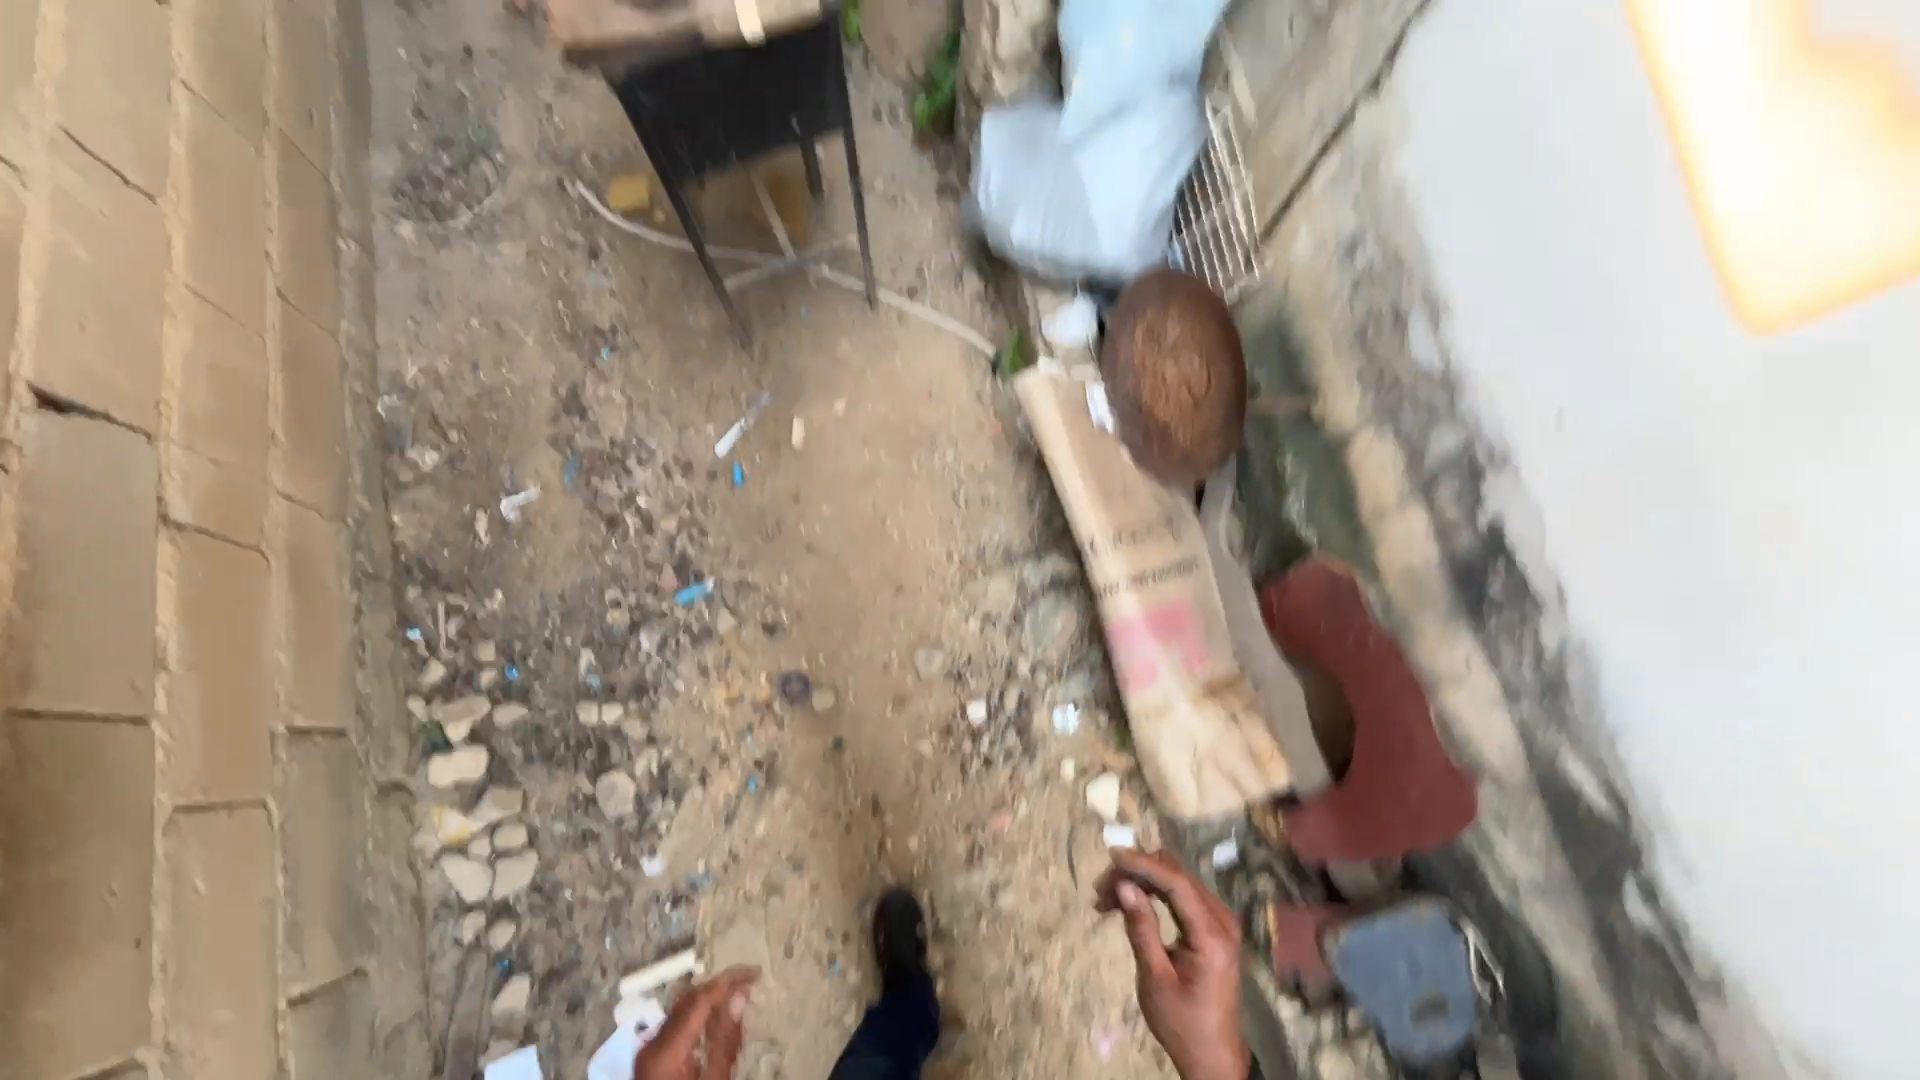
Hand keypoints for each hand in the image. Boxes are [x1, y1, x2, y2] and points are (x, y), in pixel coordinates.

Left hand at [634, 968, 759, 1079]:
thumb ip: (726, 1041)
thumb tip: (740, 997)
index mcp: (665, 1051)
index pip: (699, 1000)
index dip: (728, 981)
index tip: (755, 973)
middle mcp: (652, 1044)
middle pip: (688, 1000)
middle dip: (719, 986)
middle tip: (750, 981)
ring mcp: (648, 1052)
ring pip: (681, 1010)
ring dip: (709, 999)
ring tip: (738, 995)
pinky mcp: (651, 1060)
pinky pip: (676, 1026)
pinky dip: (698, 1016)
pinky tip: (717, 1019)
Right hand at [1094, 848, 1246, 1079]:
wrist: (1213, 1055)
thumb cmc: (1182, 1023)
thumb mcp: (1155, 978)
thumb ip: (1141, 928)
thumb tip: (1124, 884)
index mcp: (1212, 935)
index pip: (1177, 883)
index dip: (1143, 865)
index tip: (1111, 857)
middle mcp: (1222, 919)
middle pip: (1177, 875)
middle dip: (1137, 872)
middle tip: (1101, 889)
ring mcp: (1220, 921)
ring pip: (1177, 880)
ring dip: (1142, 880)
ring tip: (1106, 898)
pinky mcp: (1212, 926)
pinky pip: (1181, 895)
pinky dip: (1153, 892)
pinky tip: (1127, 903)